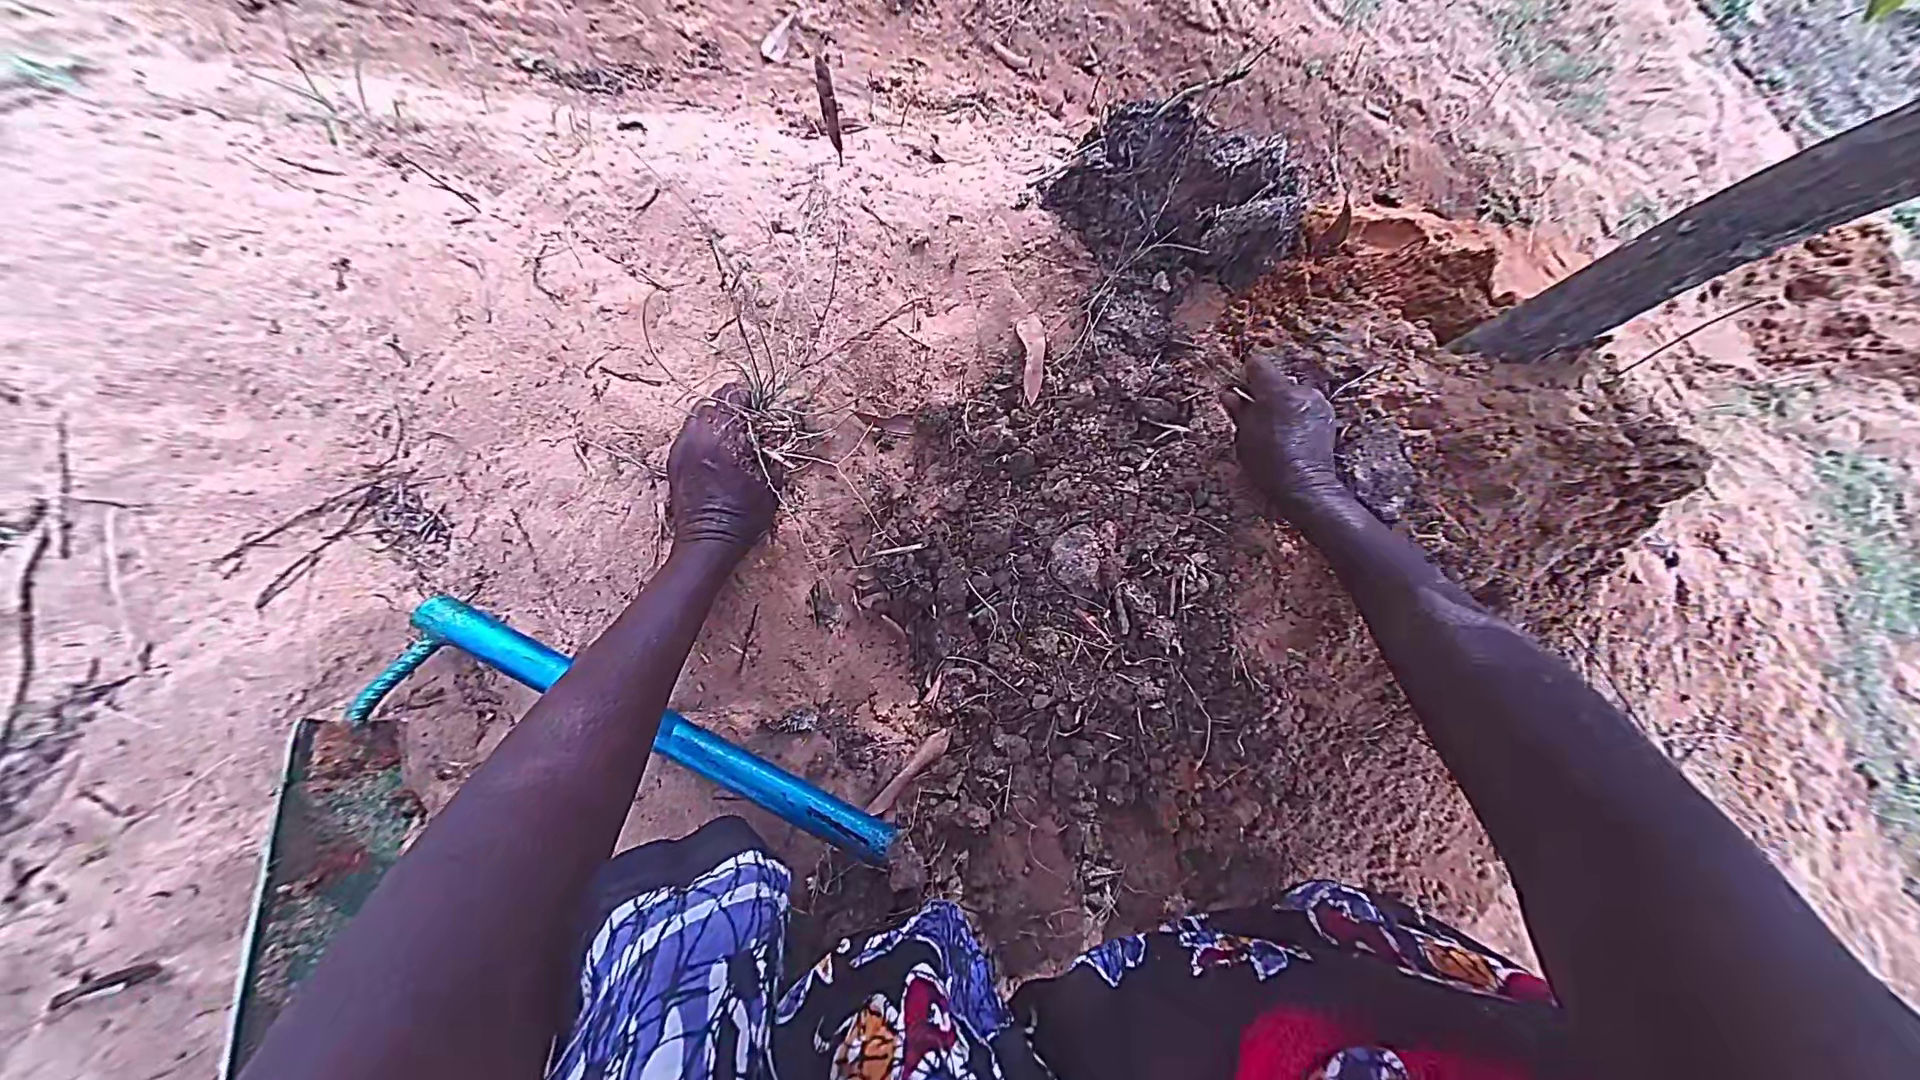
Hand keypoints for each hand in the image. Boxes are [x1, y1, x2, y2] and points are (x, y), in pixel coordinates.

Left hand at [666, 383, 780, 550]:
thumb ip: (772, 452)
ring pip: (698, 416)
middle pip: (713, 402)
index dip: (750, 401)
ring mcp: (681, 448)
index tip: (760, 414)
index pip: (733, 395)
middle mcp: (698, 437)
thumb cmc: (744, 516)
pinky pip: (689, 434)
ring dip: (716, 422)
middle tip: (747, 426)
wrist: (708, 542)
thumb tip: (772, 435)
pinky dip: (704, 437)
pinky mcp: (673, 460)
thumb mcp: (771, 484)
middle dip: (732, 409)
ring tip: (731, 440)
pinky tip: (716, 455)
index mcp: (725, 438)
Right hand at [1223, 352, 1348, 516]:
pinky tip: (1290, 432)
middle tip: (1253, 414)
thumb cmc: (1267, 463)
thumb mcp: (1244, 437)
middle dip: (1264, 392)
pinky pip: (1305, 404)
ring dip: (1281, 402)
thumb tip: (1229, 394)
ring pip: (1292, 392)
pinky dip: (1296, 412)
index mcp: (1275, 393)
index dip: (1246, 374)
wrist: (1303, 484)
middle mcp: (1299, 390)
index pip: (1258, 365)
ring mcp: (1317, 401)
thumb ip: (1239, 410)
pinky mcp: (1327, 413)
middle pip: (1277, 380)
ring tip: (1273, 426)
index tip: (1239, 387)